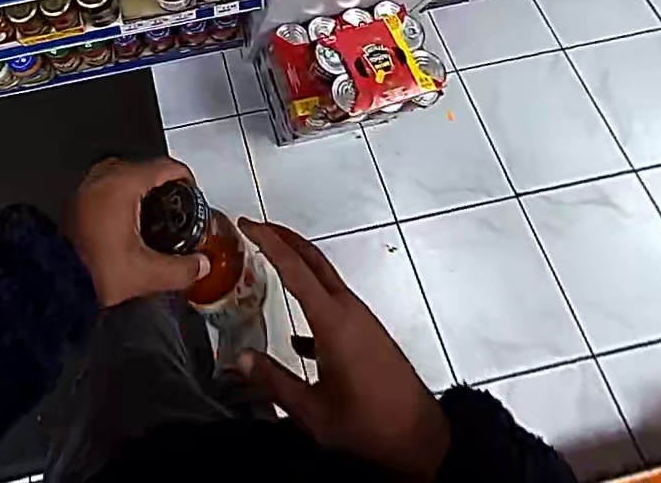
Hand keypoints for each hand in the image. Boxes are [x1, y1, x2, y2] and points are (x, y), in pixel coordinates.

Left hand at [69, 157, 208, 307]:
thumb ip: (180, 270)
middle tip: (173, 206)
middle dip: (162, 185)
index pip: (165, 166)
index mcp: (124, 184)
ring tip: (150, 215)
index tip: (190, 190)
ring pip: (123, 176)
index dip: (184, 177)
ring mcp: (87, 186)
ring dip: (139, 190)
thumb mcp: (144, 274)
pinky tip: (125, 221)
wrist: (47, 286)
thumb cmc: (89, 272)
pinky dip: (120, 196)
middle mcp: (104, 177)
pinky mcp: (75, 199)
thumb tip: (200, 266)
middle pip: (145, 168)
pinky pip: (106, 185)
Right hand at [234, 219, 449, 481]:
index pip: (294, 266)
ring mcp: (359, 315)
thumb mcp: (313, 411)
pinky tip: (296, 331)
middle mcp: (347, 307)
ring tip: (271, 260)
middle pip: (312, 257)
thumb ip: (274, 381)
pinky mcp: (365, 328)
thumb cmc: (371, 424)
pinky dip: (311, 299)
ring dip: (297, 260)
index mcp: (332, 319)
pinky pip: (333, 300)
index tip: (248, 224)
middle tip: (255, 227)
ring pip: (323, 274)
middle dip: (282, 236)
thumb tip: (241, 359)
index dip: (267, 241)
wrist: (419, 436)